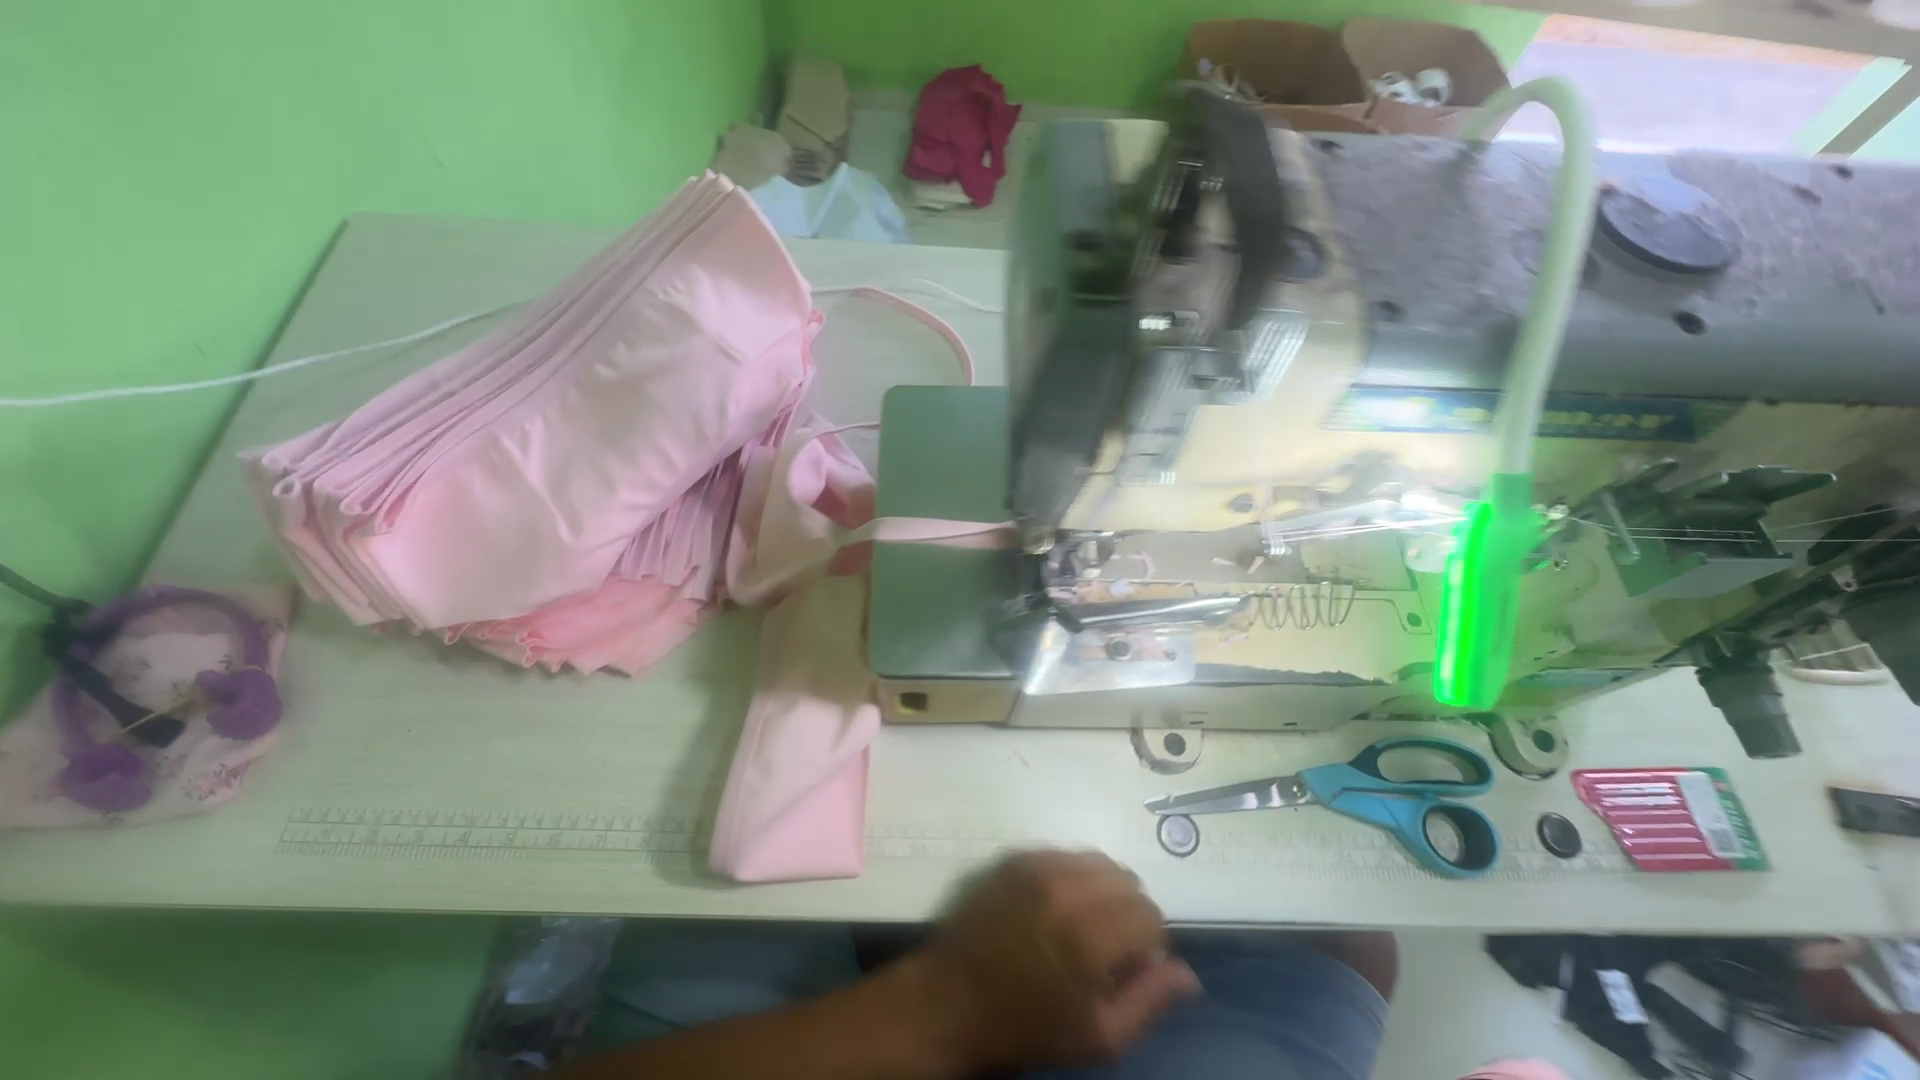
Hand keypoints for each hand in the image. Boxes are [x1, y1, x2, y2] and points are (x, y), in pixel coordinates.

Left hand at [902, 850, 1201, 1071]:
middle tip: (1104, 949)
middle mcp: (1066, 888)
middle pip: (1128, 882)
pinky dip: (1072, 877)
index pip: (1151, 915)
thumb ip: (1150, 1000)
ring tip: (1080, 926)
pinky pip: (1064, 854)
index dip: (1148, 947)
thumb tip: (1189, 973)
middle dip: (1128, 915)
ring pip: (1098, 862)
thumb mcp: (1098, 1037)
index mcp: (1089, 935)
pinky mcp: (1014, 858)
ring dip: (1102, 891)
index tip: (1125, 970)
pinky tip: (1055, 907)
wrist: (948, 1002)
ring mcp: (1035, 866)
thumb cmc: (1025, 1027)